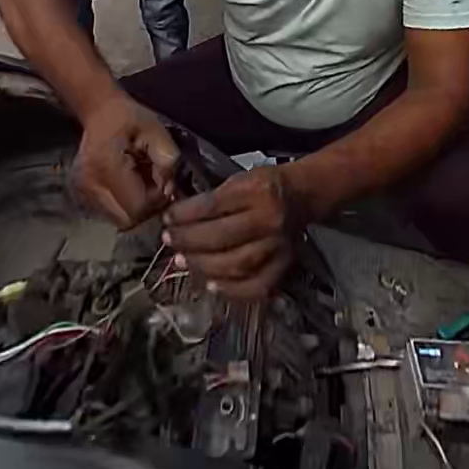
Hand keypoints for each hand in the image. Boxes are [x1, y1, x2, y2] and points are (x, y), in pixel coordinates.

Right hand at [70, 96, 179, 229]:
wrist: (100, 112)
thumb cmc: (130, 119)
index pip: (137, 207)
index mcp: (105, 167)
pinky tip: (127, 185)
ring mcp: (82, 192)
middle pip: (127, 219)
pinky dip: (123, 205)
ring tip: (139, 182)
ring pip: (118, 220)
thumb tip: (168, 189)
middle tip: (153, 183)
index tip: (162, 180)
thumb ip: (167, 159)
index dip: (156, 199)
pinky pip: (110, 214)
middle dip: (146, 206)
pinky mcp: (81, 196)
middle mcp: (88, 185)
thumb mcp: (156, 131)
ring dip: (135, 207)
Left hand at [163, 166, 303, 300]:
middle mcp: (268, 219)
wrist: (301, 196)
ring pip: (236, 264)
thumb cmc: (264, 185)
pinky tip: (210, 285)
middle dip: (189, 241)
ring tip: (183, 261)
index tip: (167, 219)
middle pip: (222, 237)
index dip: (186, 215)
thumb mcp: (238, 179)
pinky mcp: (285, 267)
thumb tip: (178, 218)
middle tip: (169, 241)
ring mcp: (278, 247)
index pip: (213, 205)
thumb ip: (212, 198)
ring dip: (204, 266)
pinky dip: (231, 290)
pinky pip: (256, 286)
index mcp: (255, 191)